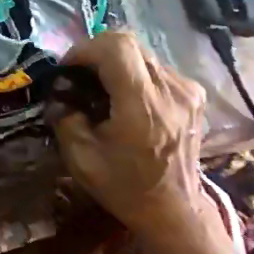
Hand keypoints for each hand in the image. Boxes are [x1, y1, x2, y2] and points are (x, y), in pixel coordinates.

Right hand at [49, 31, 208, 235]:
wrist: (173, 210)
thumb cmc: (124, 186)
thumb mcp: (80, 157)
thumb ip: (65, 118)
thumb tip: (60, 95)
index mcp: (142, 104)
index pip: (115, 47)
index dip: (84, 49)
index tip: (67, 70)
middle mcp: (170, 89)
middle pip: (128, 43)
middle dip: (95, 54)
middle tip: (77, 77)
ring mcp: (187, 90)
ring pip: (142, 54)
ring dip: (114, 64)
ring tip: (99, 89)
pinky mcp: (193, 95)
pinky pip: (156, 69)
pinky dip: (133, 75)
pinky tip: (123, 99)